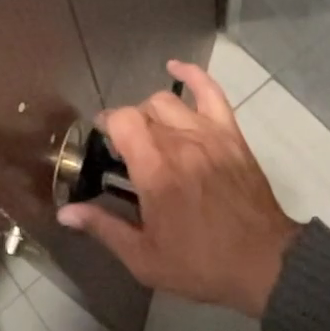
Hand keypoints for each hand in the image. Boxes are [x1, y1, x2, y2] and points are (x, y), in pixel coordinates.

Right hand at [57, 61, 302, 318]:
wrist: (264, 263)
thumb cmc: (200, 263)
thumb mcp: (144, 258)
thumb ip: (104, 228)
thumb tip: (65, 212)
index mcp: (155, 170)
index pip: (121, 121)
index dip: (106, 126)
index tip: (103, 144)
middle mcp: (179, 143)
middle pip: (141, 110)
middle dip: (127, 124)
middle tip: (126, 150)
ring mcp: (208, 134)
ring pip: (168, 100)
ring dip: (150, 110)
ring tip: (150, 131)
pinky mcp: (230, 134)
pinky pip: (211, 92)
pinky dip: (193, 74)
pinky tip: (176, 67)